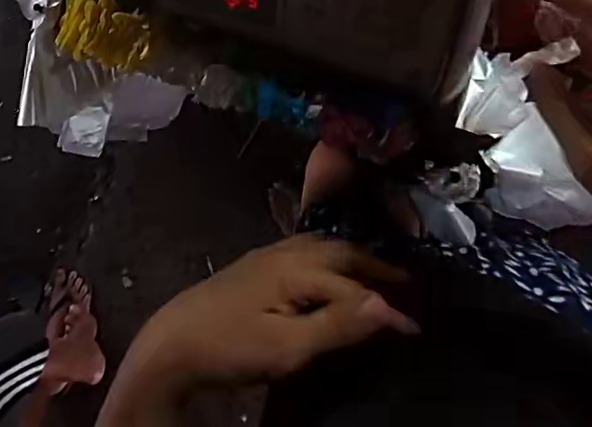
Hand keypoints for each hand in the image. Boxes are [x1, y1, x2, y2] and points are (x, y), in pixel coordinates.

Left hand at [101, 236, 415, 419]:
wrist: (175, 339)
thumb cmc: (232, 346)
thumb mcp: (287, 348)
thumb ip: (336, 326)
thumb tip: (384, 306)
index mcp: (298, 268)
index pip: (354, 283)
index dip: (387, 302)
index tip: (416, 323)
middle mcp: (287, 251)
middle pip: (340, 251)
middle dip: (374, 264)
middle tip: (405, 281)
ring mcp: (270, 253)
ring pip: (323, 244)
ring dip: (352, 254)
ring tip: (374, 269)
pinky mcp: (258, 261)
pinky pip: (306, 247)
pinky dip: (329, 253)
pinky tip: (328, 265)